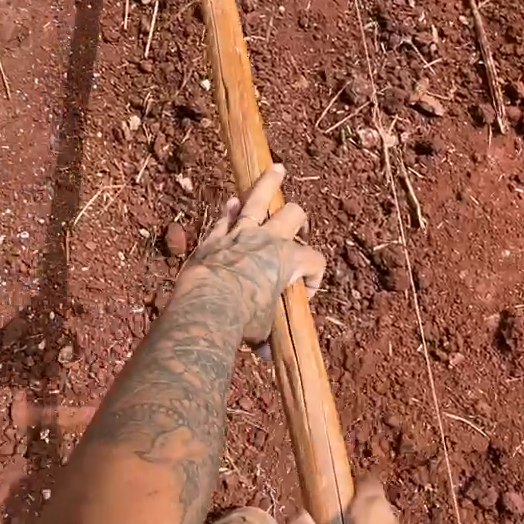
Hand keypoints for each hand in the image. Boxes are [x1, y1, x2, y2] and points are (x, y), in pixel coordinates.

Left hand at [173, 165, 325, 343]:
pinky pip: (225, 217)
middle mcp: (269, 240)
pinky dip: (230, 211)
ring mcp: (241, 234)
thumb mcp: (262, 329)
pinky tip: (233, 203)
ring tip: (277, 169)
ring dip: (269, 183)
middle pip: (294, 214)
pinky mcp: (215, 237)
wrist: (208, 305)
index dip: (315, 277)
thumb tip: (266, 354)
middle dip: (299, 217)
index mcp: (290, 260)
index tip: (304, 295)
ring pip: (259, 198)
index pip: (315, 260)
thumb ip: (266, 334)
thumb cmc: (242, 318)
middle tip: (298, 224)